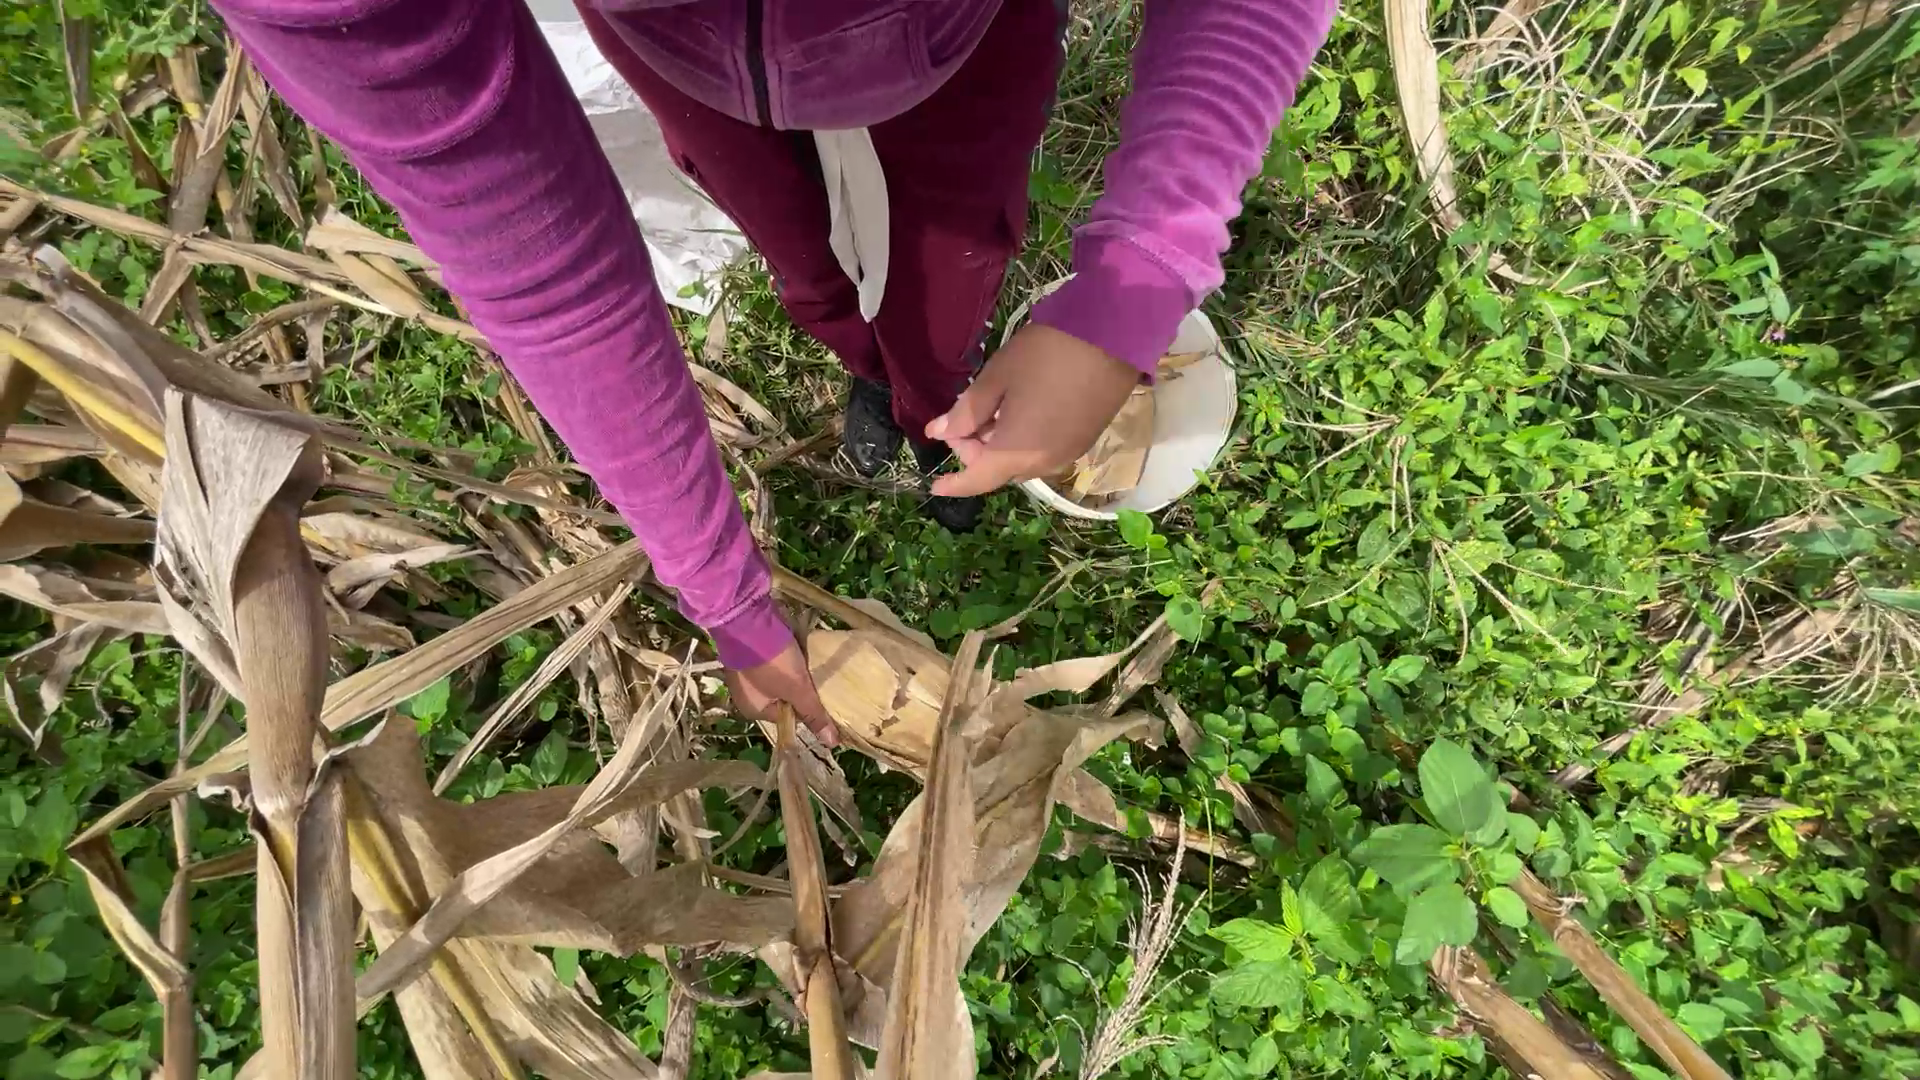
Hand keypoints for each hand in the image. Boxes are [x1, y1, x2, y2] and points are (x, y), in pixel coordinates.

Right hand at [724, 641, 839, 747]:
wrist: (749, 619)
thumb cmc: (772, 662)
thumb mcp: (797, 690)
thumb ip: (814, 715)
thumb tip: (832, 744)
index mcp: (753, 709)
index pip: (788, 717)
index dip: (807, 707)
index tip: (824, 696)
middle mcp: (748, 694)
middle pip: (784, 697)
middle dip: (802, 688)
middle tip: (820, 678)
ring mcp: (748, 671)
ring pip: (782, 677)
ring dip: (796, 671)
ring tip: (814, 663)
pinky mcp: (752, 651)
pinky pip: (776, 660)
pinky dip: (789, 656)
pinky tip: (800, 649)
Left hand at [925, 324, 1139, 497]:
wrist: (1113, 339)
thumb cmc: (1046, 355)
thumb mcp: (997, 377)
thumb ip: (966, 411)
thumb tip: (941, 432)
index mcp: (1015, 453)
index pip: (977, 480)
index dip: (954, 484)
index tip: (935, 485)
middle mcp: (1042, 465)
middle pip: (999, 471)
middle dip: (975, 452)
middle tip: (961, 419)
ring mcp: (1066, 455)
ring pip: (1021, 463)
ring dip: (999, 447)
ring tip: (990, 411)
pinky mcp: (1082, 443)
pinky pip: (1042, 454)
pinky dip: (1022, 443)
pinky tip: (1018, 413)